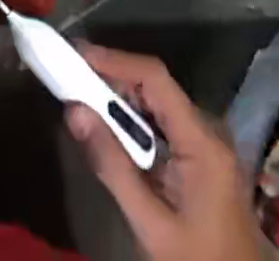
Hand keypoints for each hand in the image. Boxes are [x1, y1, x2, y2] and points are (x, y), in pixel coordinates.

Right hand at [66, 44, 260, 260]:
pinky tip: (110, 126)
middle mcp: (208, 131)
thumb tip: (73, 110)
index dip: (115, 60)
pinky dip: (135, 119)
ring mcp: (208, 145)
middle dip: (113, 76)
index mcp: (201, 140)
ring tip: (81, 93)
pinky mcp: (203, 159)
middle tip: (70, 75)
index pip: (155, 78)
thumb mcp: (149, 223)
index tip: (77, 55)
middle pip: (157, 86)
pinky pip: (165, 123)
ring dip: (121, 97)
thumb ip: (111, 164)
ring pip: (159, 102)